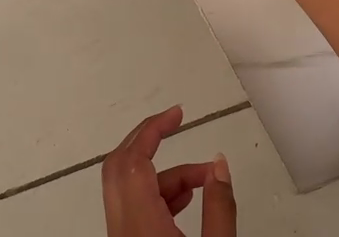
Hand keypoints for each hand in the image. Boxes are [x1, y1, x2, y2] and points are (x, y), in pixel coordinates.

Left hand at [101, 106, 234, 236]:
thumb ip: (219, 207)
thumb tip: (219, 164)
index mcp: (139, 223)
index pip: (133, 161)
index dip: (152, 129)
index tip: (178, 113)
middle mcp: (120, 229)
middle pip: (119, 167)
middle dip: (147, 138)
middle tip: (175, 123)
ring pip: (130, 189)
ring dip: (166, 174)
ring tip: (205, 178)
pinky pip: (133, 207)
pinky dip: (158, 193)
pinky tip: (186, 200)